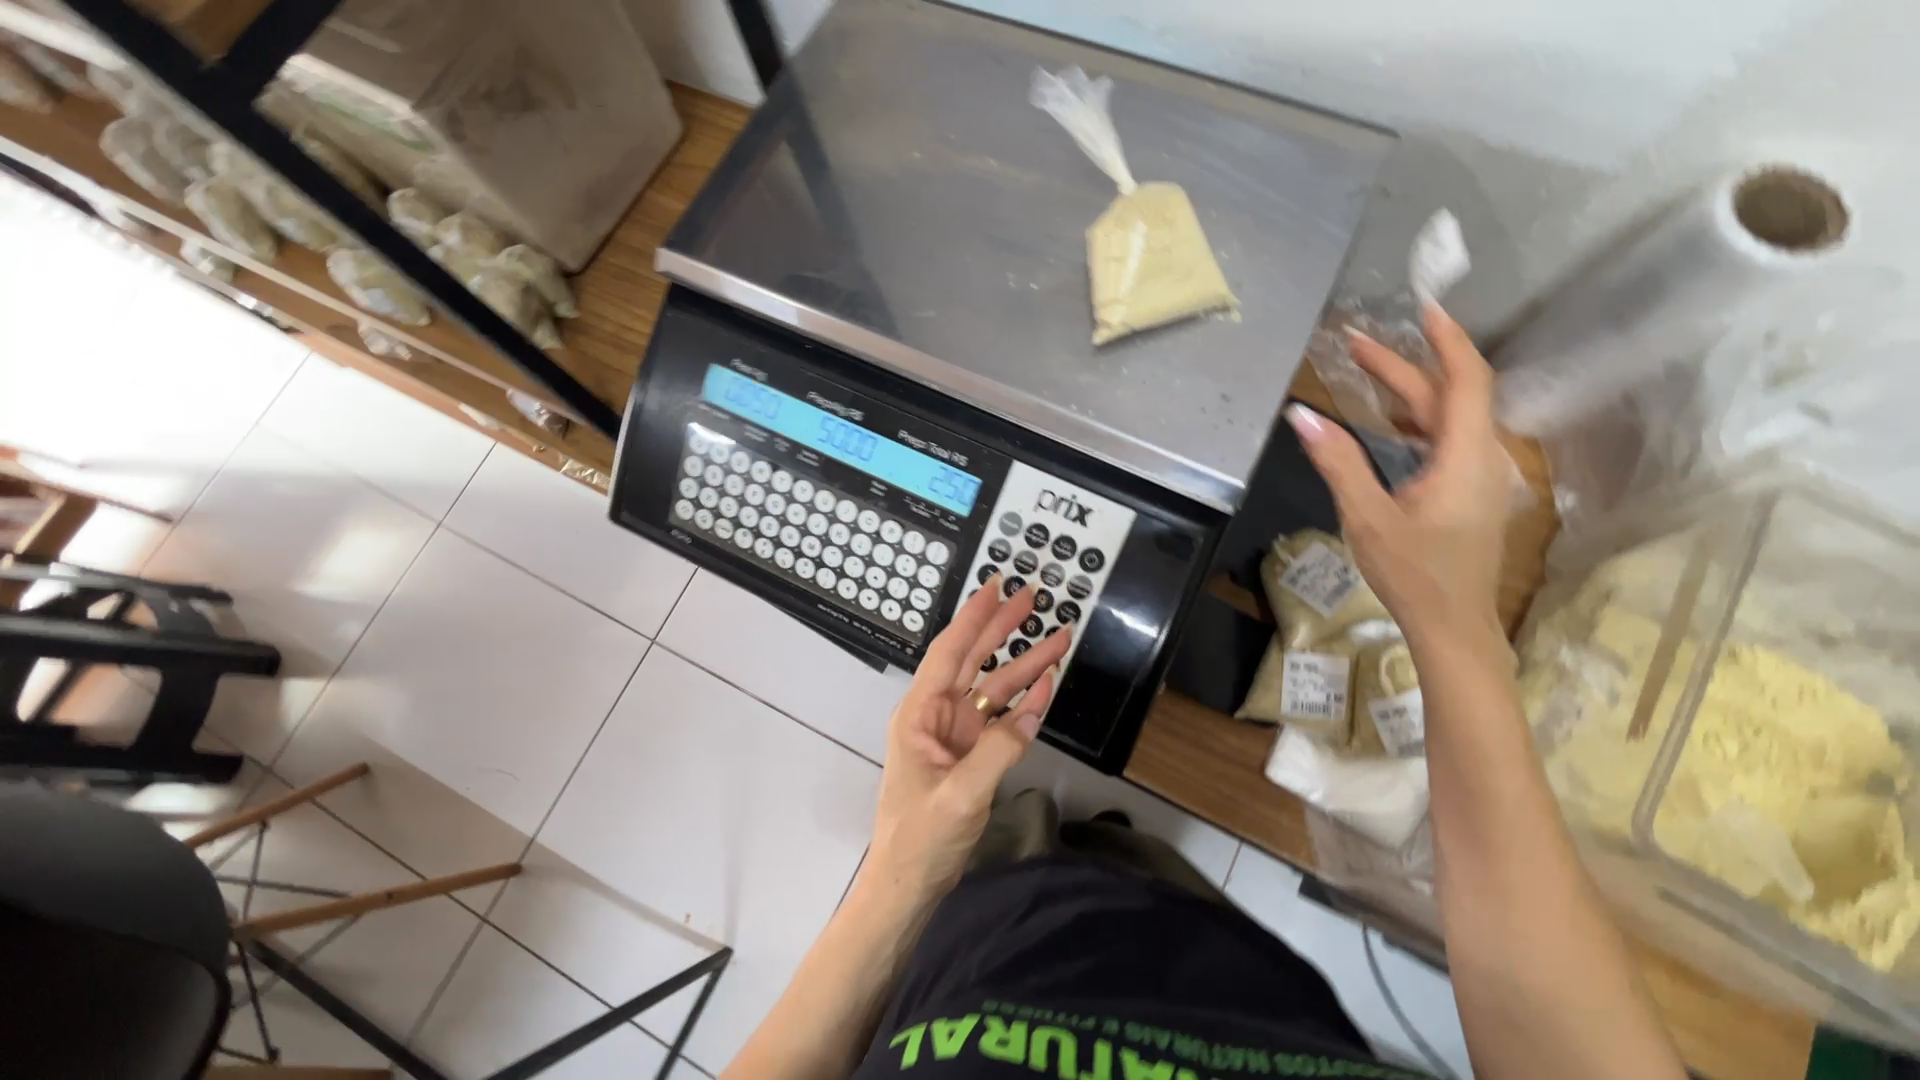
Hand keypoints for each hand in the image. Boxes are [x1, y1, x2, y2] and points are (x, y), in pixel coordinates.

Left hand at [866, 578, 1071, 898]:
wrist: (909, 883)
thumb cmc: (920, 838)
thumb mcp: (959, 795)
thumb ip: (997, 751)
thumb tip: (1033, 711)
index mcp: (919, 715)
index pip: (948, 653)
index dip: (973, 618)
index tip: (994, 587)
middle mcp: (937, 716)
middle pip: (974, 660)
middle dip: (1003, 629)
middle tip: (1033, 598)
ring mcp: (956, 735)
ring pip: (994, 688)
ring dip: (1025, 665)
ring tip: (1060, 638)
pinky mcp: (972, 755)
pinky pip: (1002, 720)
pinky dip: (1025, 702)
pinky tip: (1047, 684)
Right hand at [1287, 301, 1511, 643]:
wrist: (1453, 627)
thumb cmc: (1412, 574)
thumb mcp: (1367, 516)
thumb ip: (1338, 461)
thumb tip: (1302, 416)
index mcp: (1465, 456)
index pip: (1466, 379)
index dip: (1446, 339)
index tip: (1422, 307)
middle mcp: (1483, 457)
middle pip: (1450, 395)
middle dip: (1404, 366)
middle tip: (1355, 344)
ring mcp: (1482, 476)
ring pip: (1451, 418)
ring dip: (1411, 393)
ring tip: (1366, 374)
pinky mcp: (1473, 493)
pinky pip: (1450, 440)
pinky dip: (1420, 421)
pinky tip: (1390, 426)